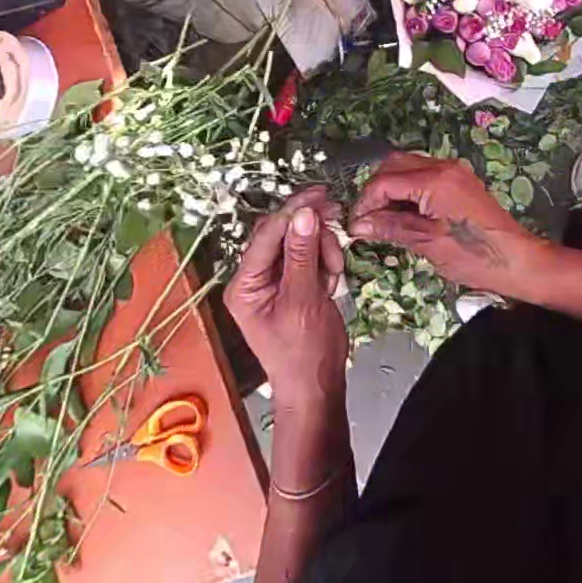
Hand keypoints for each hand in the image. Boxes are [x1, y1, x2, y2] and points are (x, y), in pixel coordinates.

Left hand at [223, 187, 349, 408]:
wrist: (317, 386)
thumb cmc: (303, 353)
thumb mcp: (302, 301)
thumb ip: (302, 255)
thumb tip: (304, 214)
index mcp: (245, 283)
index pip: (266, 235)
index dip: (292, 212)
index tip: (317, 196)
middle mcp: (256, 277)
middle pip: (282, 233)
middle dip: (311, 230)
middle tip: (335, 218)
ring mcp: (276, 279)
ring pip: (300, 241)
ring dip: (322, 248)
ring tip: (333, 274)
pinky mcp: (295, 282)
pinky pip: (310, 256)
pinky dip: (325, 261)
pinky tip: (331, 281)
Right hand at [348, 153, 548, 298]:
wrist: (518, 261)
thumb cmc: (474, 256)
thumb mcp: (427, 244)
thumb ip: (391, 228)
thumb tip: (358, 226)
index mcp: (435, 180)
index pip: (385, 182)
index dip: (365, 203)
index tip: (355, 225)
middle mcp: (443, 167)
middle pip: (394, 165)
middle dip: (375, 190)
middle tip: (366, 219)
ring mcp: (454, 172)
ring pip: (408, 167)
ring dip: (390, 188)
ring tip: (382, 219)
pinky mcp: (460, 181)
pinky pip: (424, 175)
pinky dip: (408, 189)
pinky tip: (404, 214)